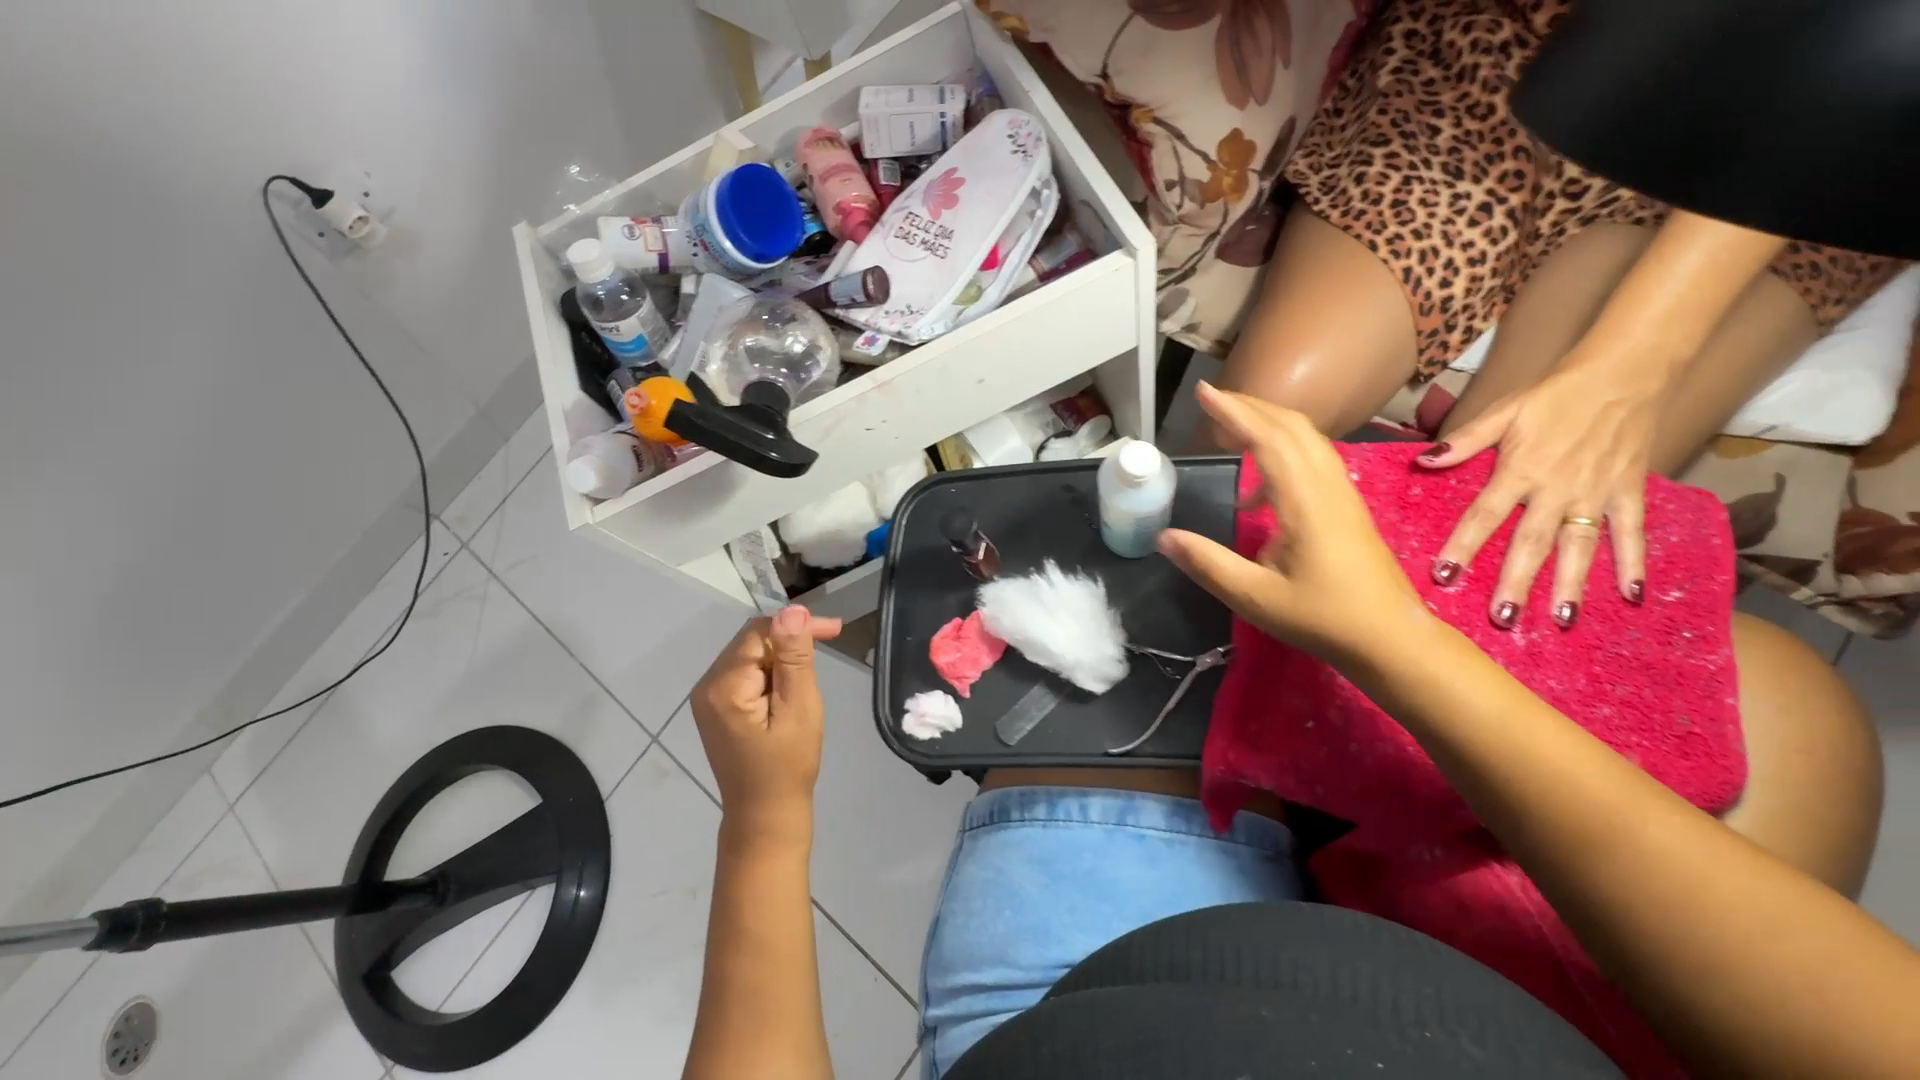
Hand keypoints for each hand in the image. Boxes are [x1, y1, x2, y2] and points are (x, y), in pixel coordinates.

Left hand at [690, 605, 842, 844]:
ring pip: (750, 656)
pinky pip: (745, 675)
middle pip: (751, 641)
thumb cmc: (788, 766)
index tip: (835, 630)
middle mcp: (707, 685)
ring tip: (811, 674)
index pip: (761, 633)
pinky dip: (770, 673)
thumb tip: (792, 611)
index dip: (797, 626)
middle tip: (830, 642)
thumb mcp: (799, 708)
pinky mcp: (716, 709)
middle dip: (790, 640)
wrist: (765, 816)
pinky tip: (790, 686)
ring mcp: (708, 698)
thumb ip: (794, 658)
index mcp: (724, 685)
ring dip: (782, 656)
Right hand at [1158, 383, 1431, 661]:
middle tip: (1212, 402)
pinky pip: (1314, 459)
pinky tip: (1257, 489)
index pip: (1267, 440)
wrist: (1390, 638)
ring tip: (1231, 428)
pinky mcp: (1347, 506)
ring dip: (1269, 423)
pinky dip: (1283, 448)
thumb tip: (1163, 538)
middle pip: (1291, 427)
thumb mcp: (1255, 597)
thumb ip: (1208, 564)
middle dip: (1250, 407)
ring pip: (1307, 439)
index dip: (1234, 412)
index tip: (1204, 391)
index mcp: (1304, 502)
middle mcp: (1326, 486)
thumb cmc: (1323, 618)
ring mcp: (1342, 494)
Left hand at [1418, 359, 1655, 628]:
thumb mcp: (1502, 412)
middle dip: (1517, 581)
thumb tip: (1423, 461)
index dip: (1463, 545)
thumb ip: (1464, 441)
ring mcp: (1597, 492)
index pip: (1484, 514)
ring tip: (1560, 620)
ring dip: (1571, 583)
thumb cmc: (1552, 396)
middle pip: (1532, 541)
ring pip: (1580, 545)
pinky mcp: (1630, 491)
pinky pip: (1632, 532)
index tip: (1444, 576)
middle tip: (1502, 618)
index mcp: (1520, 469)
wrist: (1623, 373)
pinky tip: (1631, 596)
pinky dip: (1634, 563)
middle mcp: (1558, 488)